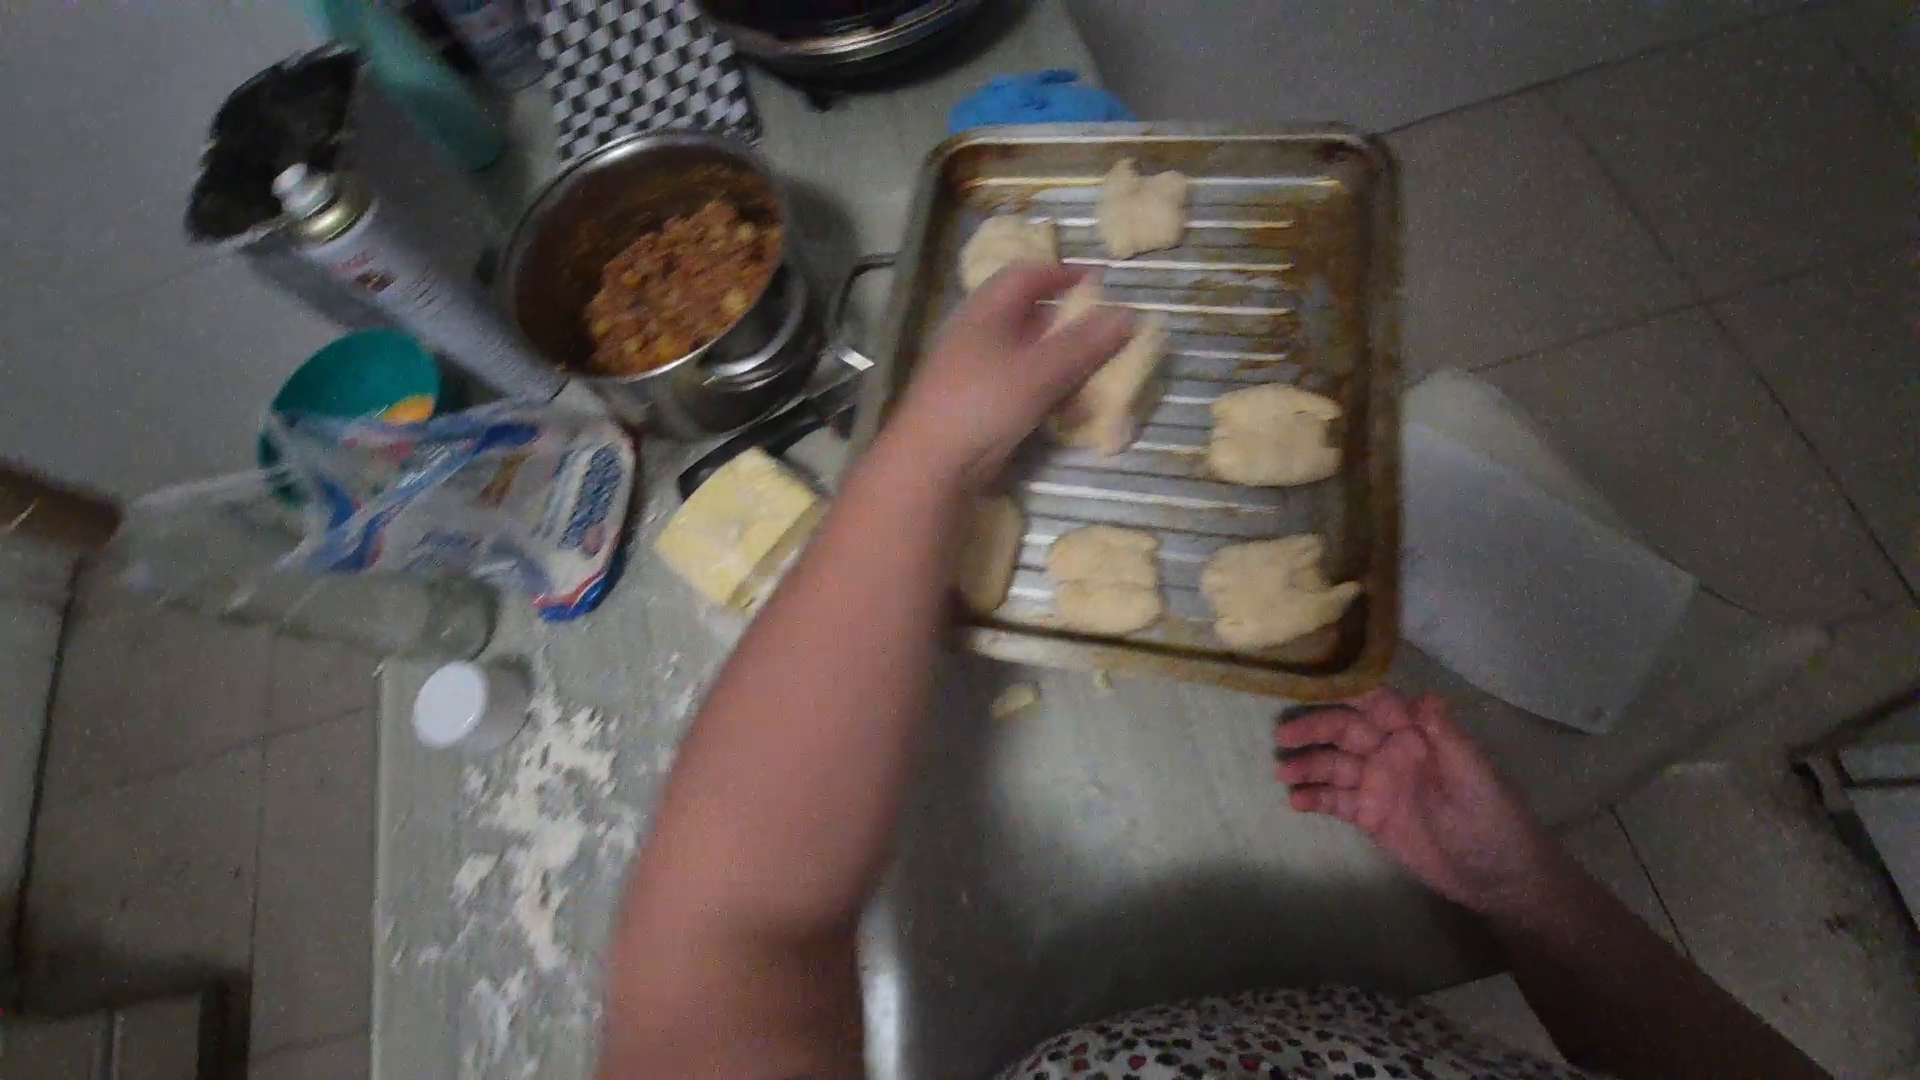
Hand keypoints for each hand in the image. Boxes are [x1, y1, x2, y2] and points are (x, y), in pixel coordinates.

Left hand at [885, 262, 1131, 489]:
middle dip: (1071, 327)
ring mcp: (976, 372)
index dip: (1065, 273)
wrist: (930, 465)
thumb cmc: (982, 405)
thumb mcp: (1040, 372)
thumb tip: (1129, 313)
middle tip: (1105, 337)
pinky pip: (1020, 389)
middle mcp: (978, 335)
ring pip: (1028, 357)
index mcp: (985, 312)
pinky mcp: (978, 406)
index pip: (1028, 274)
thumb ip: (1084, 344)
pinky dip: (1046, 395)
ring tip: (1093, 383)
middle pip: (1031, 317)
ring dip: (1063, 367)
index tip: (1101, 283)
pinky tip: (1066, 414)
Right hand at [1275, 689, 1575, 916]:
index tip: (1310, 687)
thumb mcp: (1475, 779)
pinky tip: (1296, 801)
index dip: (1344, 692)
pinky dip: (1312, 797)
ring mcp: (1376, 783)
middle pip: (1343, 731)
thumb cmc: (1495, 823)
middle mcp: (1390, 752)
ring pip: (1332, 764)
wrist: (1501, 882)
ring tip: (1283, 775)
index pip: (1375, 704)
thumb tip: (1427, 695)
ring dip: (1306, 766)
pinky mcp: (1367, 813)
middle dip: (1312, 731)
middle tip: (1282, 739)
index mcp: (1416, 736)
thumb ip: (1446, 738)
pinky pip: (1333, 799)